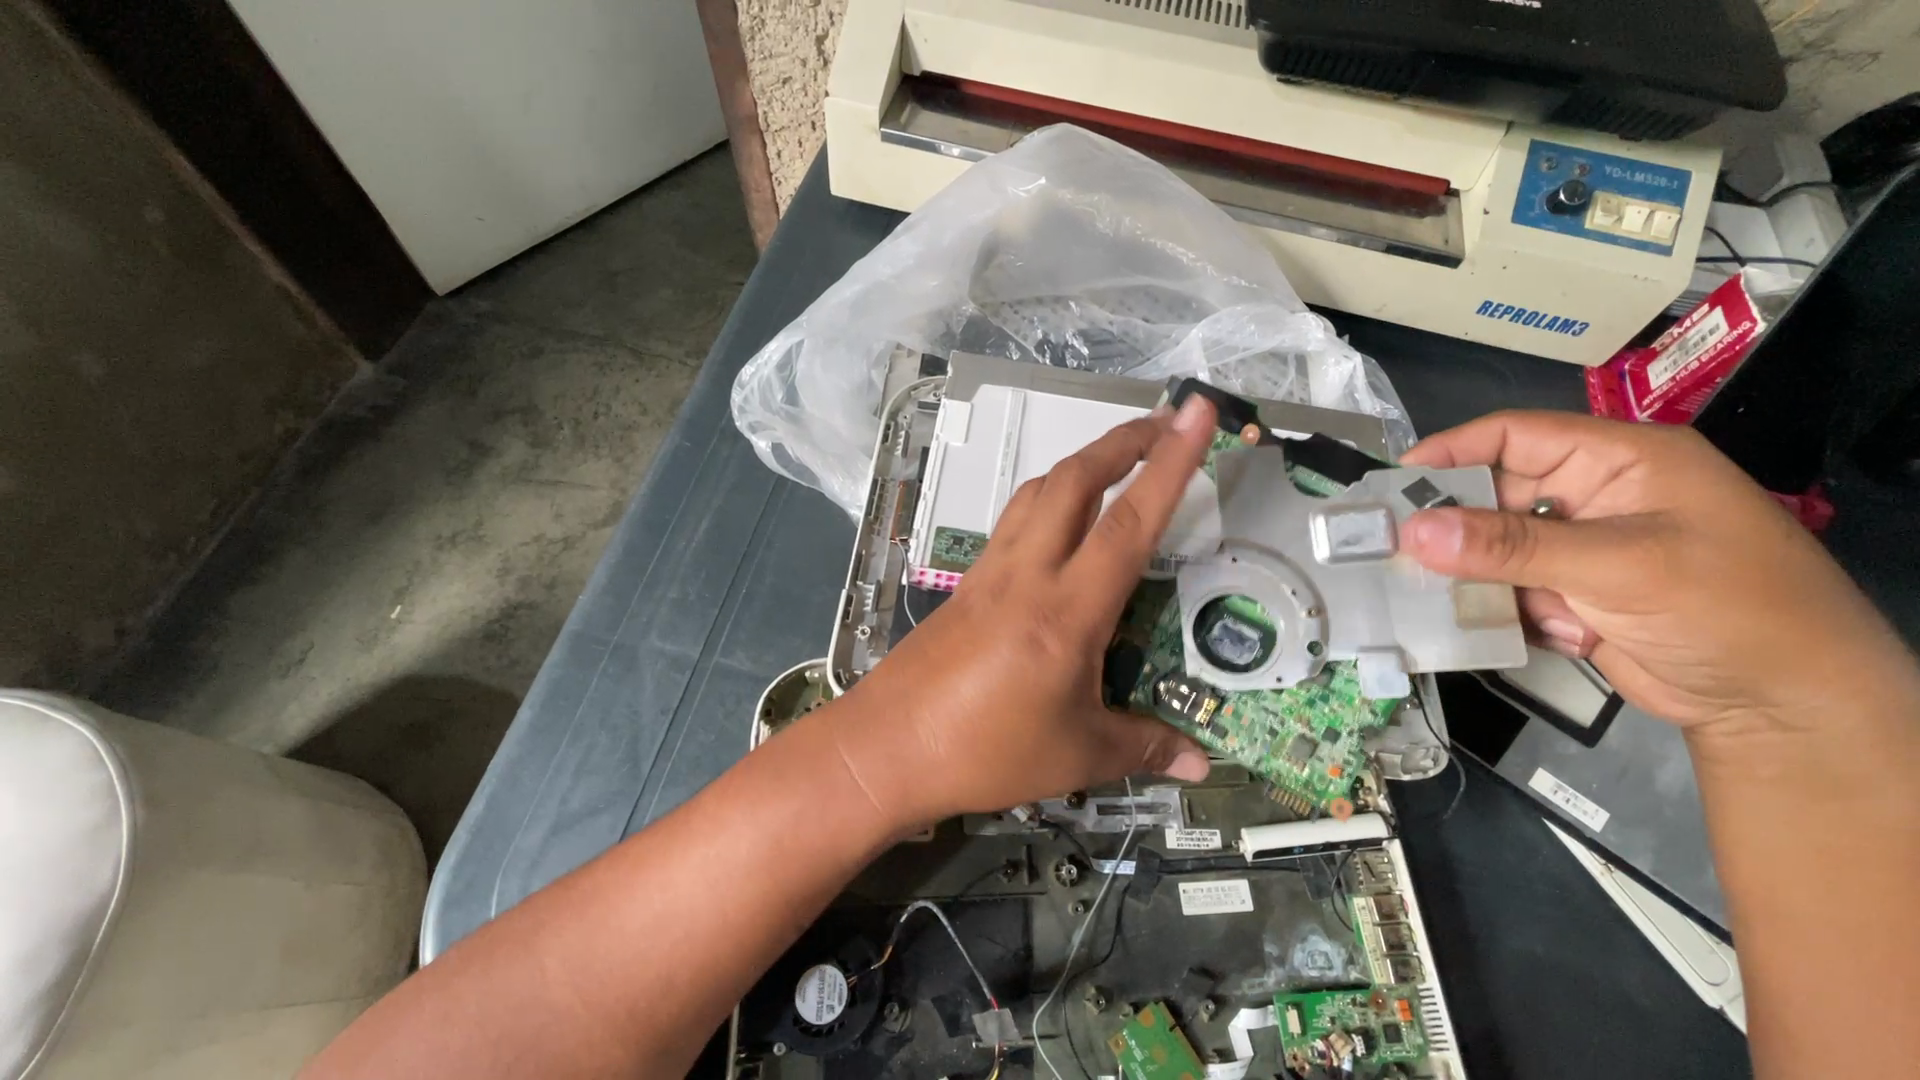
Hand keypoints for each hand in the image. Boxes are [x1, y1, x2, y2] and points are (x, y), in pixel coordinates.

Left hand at [823, 397, 1219, 828]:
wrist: (886, 748)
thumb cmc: (985, 752)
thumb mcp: (1077, 756)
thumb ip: (1144, 748)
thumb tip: (1200, 764)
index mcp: (1066, 611)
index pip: (1128, 524)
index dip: (1169, 464)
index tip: (1194, 411)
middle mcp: (1027, 574)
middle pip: (1074, 481)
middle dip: (1123, 441)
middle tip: (1165, 422)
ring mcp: (990, 573)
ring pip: (1036, 492)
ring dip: (1081, 464)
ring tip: (1119, 460)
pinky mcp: (966, 583)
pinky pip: (1013, 521)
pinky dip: (1046, 500)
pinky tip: (1062, 524)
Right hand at [1398, 410, 1916, 734]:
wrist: (1789, 706)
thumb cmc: (1727, 606)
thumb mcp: (1618, 565)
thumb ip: (1509, 546)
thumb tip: (1411, 529)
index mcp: (1619, 460)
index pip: (1514, 435)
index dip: (1450, 452)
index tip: (1392, 482)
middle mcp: (1594, 496)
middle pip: (1495, 496)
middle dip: (1459, 529)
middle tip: (1403, 554)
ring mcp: (1583, 549)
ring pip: (1495, 550)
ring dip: (1492, 581)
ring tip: (1502, 607)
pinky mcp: (1575, 594)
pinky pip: (1511, 591)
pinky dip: (1515, 612)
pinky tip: (1562, 632)